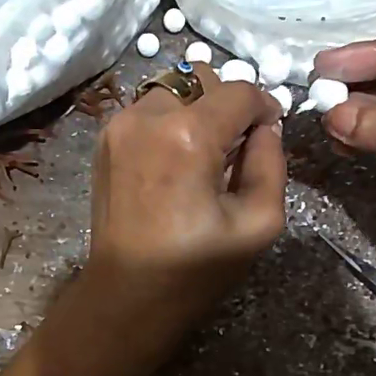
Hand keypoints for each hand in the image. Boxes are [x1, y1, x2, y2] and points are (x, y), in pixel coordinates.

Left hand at [86, 66, 285, 325]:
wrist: (126, 296)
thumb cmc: (195, 269)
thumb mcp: (259, 223)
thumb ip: (271, 163)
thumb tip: (265, 129)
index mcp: (187, 137)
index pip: (240, 91)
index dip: (264, 108)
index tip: (268, 135)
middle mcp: (147, 118)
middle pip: (200, 80)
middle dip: (225, 106)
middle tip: (233, 149)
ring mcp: (118, 126)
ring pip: (171, 91)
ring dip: (194, 111)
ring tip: (201, 157)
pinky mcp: (104, 141)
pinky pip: (146, 111)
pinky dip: (168, 123)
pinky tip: (173, 164)